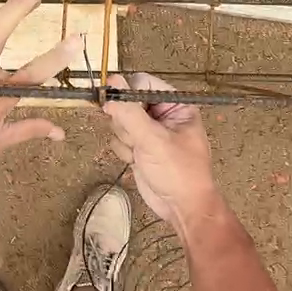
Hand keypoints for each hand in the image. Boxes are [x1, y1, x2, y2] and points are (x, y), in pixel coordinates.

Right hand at [101, 71, 222, 231]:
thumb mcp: (153, 139)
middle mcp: (162, 114)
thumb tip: (110, 84)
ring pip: (119, 120)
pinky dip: (124, 150)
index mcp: (175, 104)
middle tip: (137, 137)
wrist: (181, 207)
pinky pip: (118, 137)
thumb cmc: (178, 171)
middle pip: (127, 101)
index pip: (143, 83)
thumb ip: (129, 111)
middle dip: (126, 121)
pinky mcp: (138, 146)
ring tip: (140, 152)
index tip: (114, 104)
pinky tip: (137, 160)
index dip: (127, 92)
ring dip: (125, 138)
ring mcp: (149, 130)